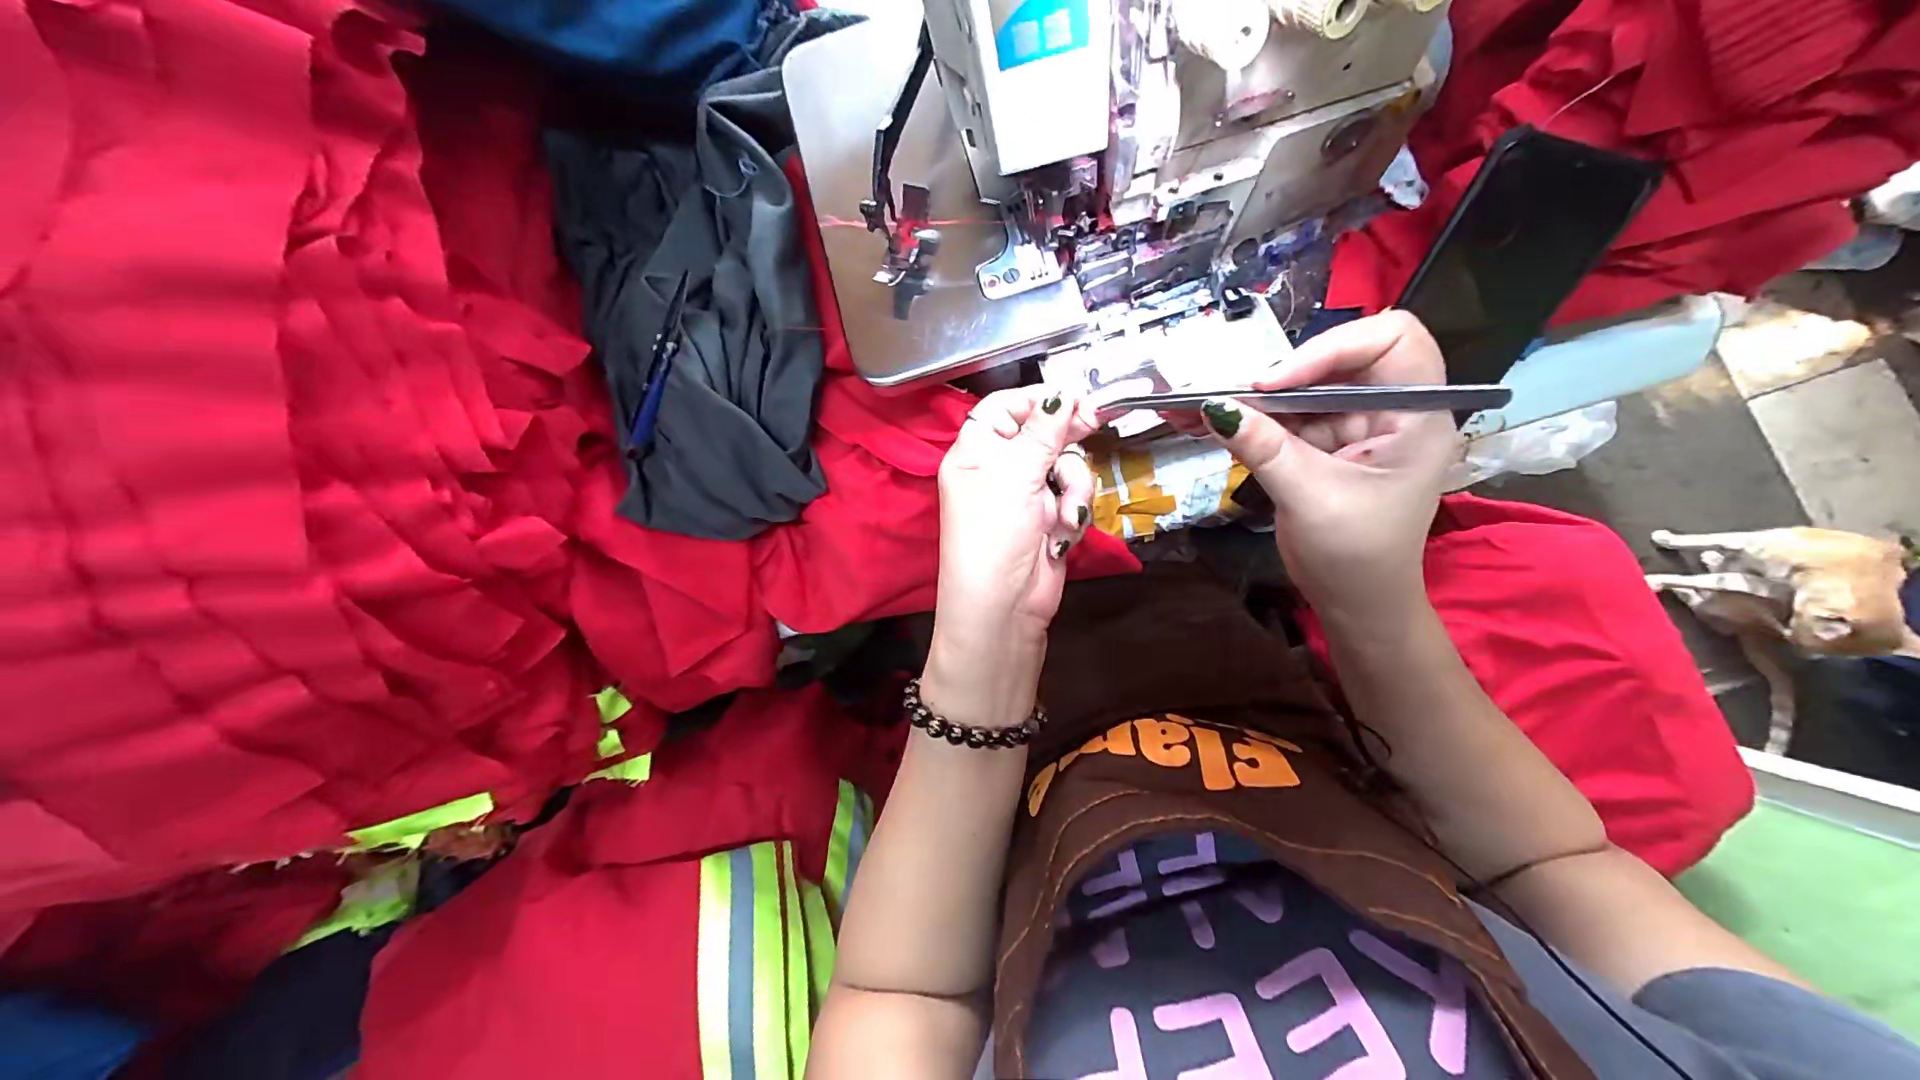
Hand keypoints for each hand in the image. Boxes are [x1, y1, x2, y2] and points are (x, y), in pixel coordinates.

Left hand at [925, 386, 1099, 725]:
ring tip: (1063, 513)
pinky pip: (1074, 496)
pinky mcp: (1049, 518)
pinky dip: (1074, 512)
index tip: (1073, 396)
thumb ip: (1043, 432)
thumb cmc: (994, 537)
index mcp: (975, 452)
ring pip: (1066, 464)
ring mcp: (1026, 494)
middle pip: (1043, 432)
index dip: (1038, 400)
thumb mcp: (1016, 476)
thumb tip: (1063, 393)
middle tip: (1090, 427)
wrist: (1003, 607)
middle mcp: (999, 468)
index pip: (1005, 407)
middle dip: (1066, 439)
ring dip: (1073, 486)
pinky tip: (1062, 533)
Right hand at [1191, 310, 1461, 620]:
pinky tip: (1198, 421)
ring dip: (1244, 399)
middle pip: (1332, 362)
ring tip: (1190, 406)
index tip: (1272, 386)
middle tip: (1220, 395)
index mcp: (1415, 415)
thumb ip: (1264, 448)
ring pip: (1296, 391)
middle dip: (1274, 377)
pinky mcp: (1317, 444)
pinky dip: (1241, 420)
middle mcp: (1386, 410)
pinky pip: (1278, 420)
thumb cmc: (1355, 556)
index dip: (1330, 349)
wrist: (1354, 602)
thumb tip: (1212, 407)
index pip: (1389, 340)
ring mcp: (1349, 426)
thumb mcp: (1310, 497)